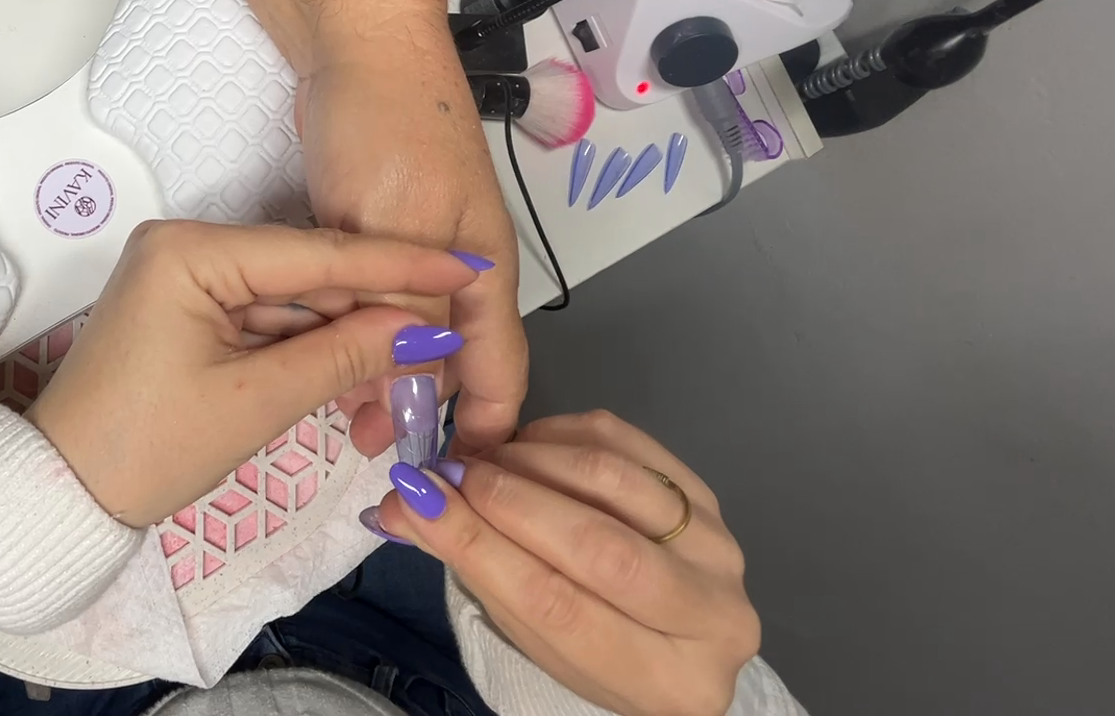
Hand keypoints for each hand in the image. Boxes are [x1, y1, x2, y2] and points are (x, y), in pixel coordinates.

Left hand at [26, 220, 485, 525]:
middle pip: (302, 270)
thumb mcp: (255, 401)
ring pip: (286, 293)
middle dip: (373, 302)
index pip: (315, 253)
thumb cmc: (150, 449)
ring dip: (343, 324)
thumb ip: (344, 355)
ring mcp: (183, 271)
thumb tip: (423, 329)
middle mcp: (185, 243)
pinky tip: (357, 354)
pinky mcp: (185, 301)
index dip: (397, 264)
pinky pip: (260, 311)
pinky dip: (305, 337)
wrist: (65, 491)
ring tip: (416, 347)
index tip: (466, 264)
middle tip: (448, 323)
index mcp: (190, 250)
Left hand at [296, 32, 529, 453]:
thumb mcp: (401, 227)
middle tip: (373, 449)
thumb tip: (408, 395)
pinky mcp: (364, 226)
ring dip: (374, 368)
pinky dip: (344, 326)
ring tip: (340, 415)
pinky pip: (360, 295)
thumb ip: (406, 310)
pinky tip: (316, 351)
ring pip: (396, 327)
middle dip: (415, 404)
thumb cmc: (390, 132)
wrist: (357, 46)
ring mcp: (403, 244)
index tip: (455, 474)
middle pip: (443, 354)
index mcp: (478, 270)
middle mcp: (447, 265)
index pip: (496, 365)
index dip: (482, 423)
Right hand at [379, 411, 760, 715]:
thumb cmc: (579, 637)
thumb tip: (394, 503)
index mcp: (664, 682)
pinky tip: (522, 446)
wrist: (661, 625)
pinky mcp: (703, 489)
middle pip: (598, 548)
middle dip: (506, 498)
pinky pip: (620, 437)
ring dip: (528, 459)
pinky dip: (555, 431)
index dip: (479, 546)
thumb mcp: (518, 620)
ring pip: (610, 480)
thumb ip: (462, 558)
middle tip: (449, 470)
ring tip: (482, 459)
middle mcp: (715, 619)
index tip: (417, 496)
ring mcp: (720, 548)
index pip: (558, 607)